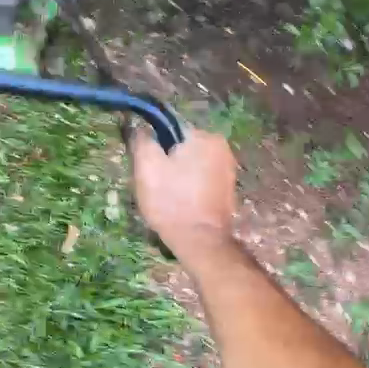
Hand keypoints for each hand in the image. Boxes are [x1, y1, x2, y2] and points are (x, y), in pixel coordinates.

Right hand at [129, 124, 237, 259]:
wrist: (200, 240)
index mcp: (203, 136)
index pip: (169, 129)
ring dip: (178, 176)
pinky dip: (190, 188)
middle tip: (155, 185)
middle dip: (167, 161)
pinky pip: (201, 180)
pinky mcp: (228, 189)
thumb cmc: (171, 201)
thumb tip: (140, 127)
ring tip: (168, 197)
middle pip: (182, 147)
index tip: (146, 167)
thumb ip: (142, 140)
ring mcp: (228, 169)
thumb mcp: (147, 167)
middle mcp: (222, 146)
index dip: (153, 146)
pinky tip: (181, 204)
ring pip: (191, 164)